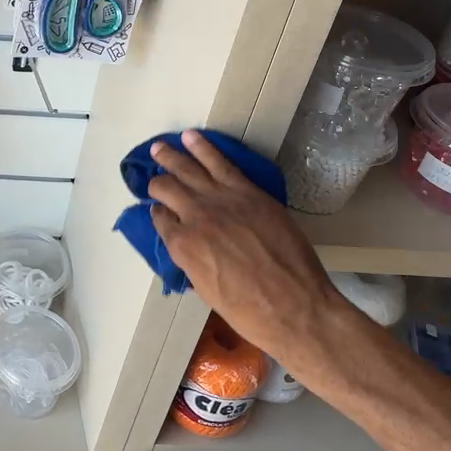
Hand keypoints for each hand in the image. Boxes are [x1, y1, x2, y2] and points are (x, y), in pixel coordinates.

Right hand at [149, 131, 359, 367]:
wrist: (296, 308)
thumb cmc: (249, 312)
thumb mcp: (205, 289)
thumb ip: (189, 258)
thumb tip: (185, 242)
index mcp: (182, 245)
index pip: (160, 219)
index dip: (159, 213)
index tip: (161, 211)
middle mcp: (195, 216)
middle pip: (167, 188)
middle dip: (157, 183)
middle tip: (154, 180)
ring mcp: (222, 200)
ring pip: (188, 168)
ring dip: (170, 155)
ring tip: (160, 147)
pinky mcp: (247, 192)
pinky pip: (219, 162)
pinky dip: (202, 147)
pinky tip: (191, 137)